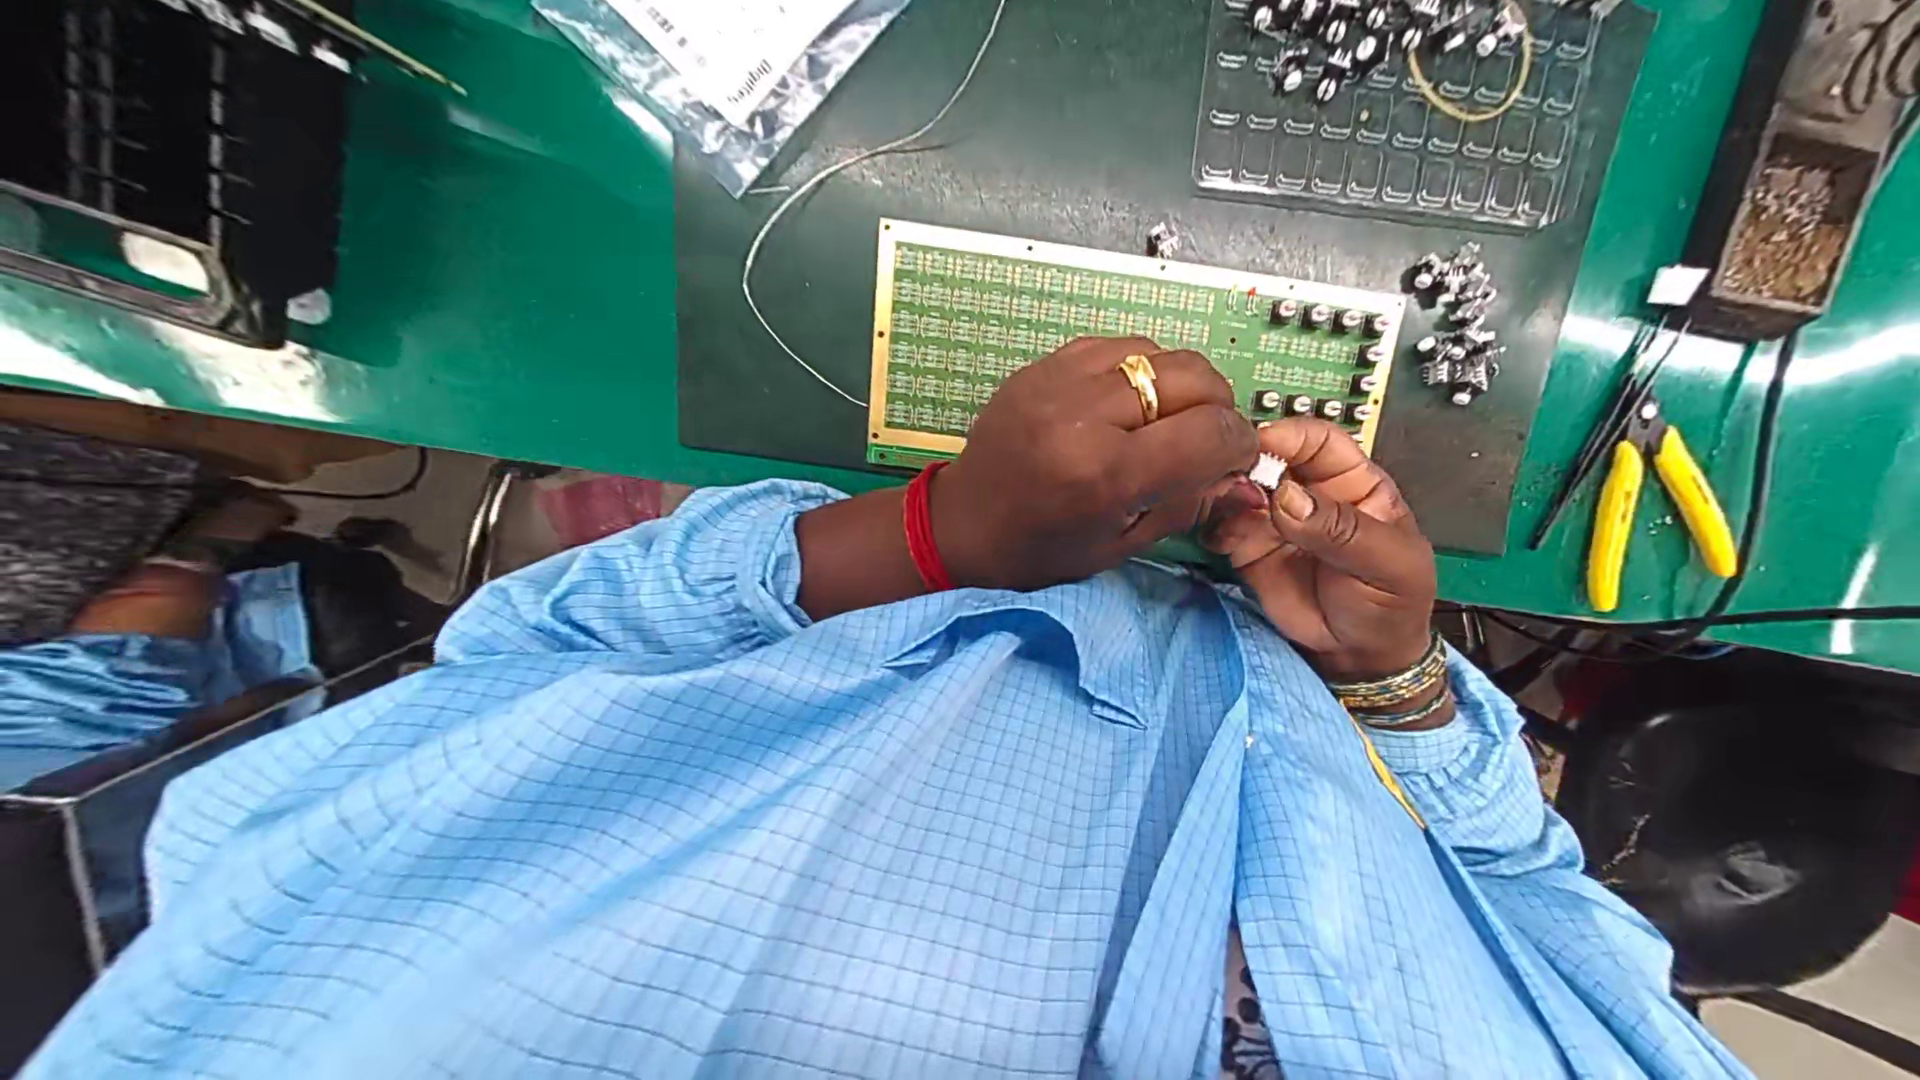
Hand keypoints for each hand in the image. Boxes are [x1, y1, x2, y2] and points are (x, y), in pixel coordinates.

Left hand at [932, 336, 1259, 590]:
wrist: (962, 523)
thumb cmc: (1038, 549)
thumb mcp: (1119, 544)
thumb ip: (1188, 504)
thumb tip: (1240, 475)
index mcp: (1104, 473)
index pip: (1210, 433)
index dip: (1239, 444)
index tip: (1235, 456)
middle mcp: (1082, 415)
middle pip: (1193, 376)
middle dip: (1217, 406)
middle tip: (1206, 435)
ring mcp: (1056, 381)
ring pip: (1157, 350)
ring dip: (1178, 383)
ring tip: (1165, 418)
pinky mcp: (1039, 367)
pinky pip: (1113, 345)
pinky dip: (1137, 368)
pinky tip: (1128, 400)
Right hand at [1203, 418, 1435, 680]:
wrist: (1355, 655)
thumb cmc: (1390, 603)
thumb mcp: (1387, 564)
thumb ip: (1341, 529)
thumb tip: (1286, 497)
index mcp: (1350, 483)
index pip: (1317, 441)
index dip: (1290, 436)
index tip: (1262, 444)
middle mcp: (1305, 493)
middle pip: (1267, 459)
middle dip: (1246, 464)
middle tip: (1232, 481)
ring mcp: (1271, 520)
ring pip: (1236, 490)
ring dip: (1224, 495)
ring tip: (1226, 515)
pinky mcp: (1245, 547)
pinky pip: (1220, 526)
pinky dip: (1212, 526)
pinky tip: (1220, 539)